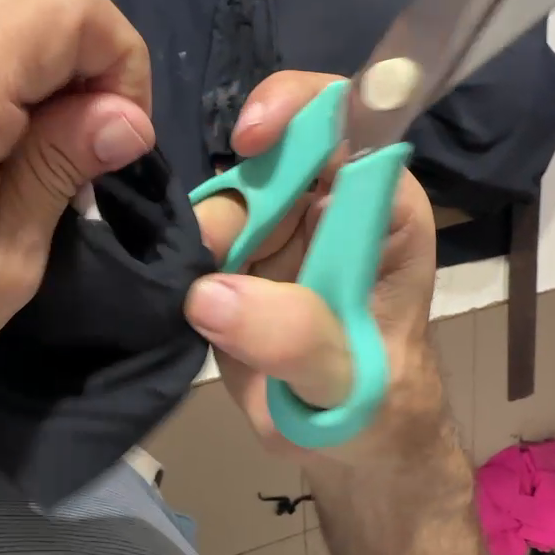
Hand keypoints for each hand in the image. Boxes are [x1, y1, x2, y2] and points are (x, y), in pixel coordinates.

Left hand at [0, 0, 155, 434]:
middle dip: (83, 67)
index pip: (64, 9)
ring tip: (40, 155)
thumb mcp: (4, 267)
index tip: (117, 136)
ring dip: (39, 73)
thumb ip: (60, 170)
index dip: (117, 59)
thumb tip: (125, 118)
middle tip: (86, 153)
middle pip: (32, 2)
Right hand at [187, 71, 449, 469]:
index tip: (249, 144)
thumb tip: (206, 293)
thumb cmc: (373, 409)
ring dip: (196, 249)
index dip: (297, 109)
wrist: (346, 446)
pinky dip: (174, 266)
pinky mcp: (231, 269)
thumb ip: (294, 340)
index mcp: (380, 211)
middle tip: (210, 271)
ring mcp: (273, 237)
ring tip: (201, 311)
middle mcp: (325, 209)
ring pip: (217, 206)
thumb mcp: (347, 385)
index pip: (348, 120)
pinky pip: (191, 246)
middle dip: (229, 211)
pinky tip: (177, 300)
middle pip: (262, 165)